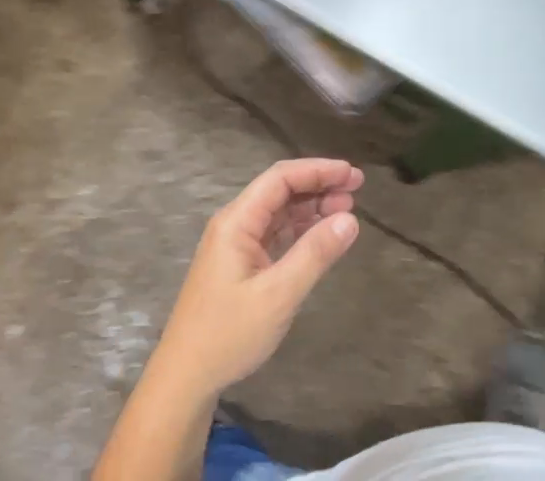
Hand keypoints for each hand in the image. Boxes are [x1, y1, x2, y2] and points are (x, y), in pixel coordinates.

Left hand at [148, 159, 362, 396]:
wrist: (187, 375)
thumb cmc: (230, 333)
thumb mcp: (278, 295)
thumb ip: (314, 254)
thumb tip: (350, 219)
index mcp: (236, 222)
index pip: (279, 179)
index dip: (316, 170)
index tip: (352, 173)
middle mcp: (234, 225)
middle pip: (279, 191)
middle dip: (318, 184)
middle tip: (357, 188)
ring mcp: (236, 245)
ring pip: (278, 213)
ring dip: (311, 207)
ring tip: (348, 208)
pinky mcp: (240, 265)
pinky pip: (274, 235)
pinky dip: (300, 230)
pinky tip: (322, 234)